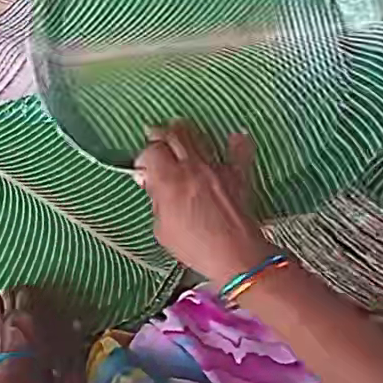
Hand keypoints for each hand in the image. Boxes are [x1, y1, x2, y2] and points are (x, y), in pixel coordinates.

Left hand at [0, 288, 67, 382]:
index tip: (27, 285)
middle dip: (9, 294)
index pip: (25, 296)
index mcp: (27, 316)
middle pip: (8, 302)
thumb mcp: (62, 353)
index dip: (26, 290)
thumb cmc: (42, 369)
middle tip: (8, 287)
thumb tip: (77, 322)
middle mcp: (10, 320)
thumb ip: (69, 337)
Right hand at [135, 120, 276, 282]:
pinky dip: (235, 142)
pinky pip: (238, 151)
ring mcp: (217, 168)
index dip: (144, 156)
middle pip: (174, 135)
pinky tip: (234, 137)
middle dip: (161, 133)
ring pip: (200, 136)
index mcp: (169, 179)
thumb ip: (156, 202)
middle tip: (155, 135)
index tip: (143, 166)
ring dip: (187, 131)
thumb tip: (153, 186)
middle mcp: (192, 166)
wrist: (234, 254)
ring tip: (179, 129)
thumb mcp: (162, 229)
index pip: (152, 152)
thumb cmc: (194, 246)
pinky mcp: (238, 175)